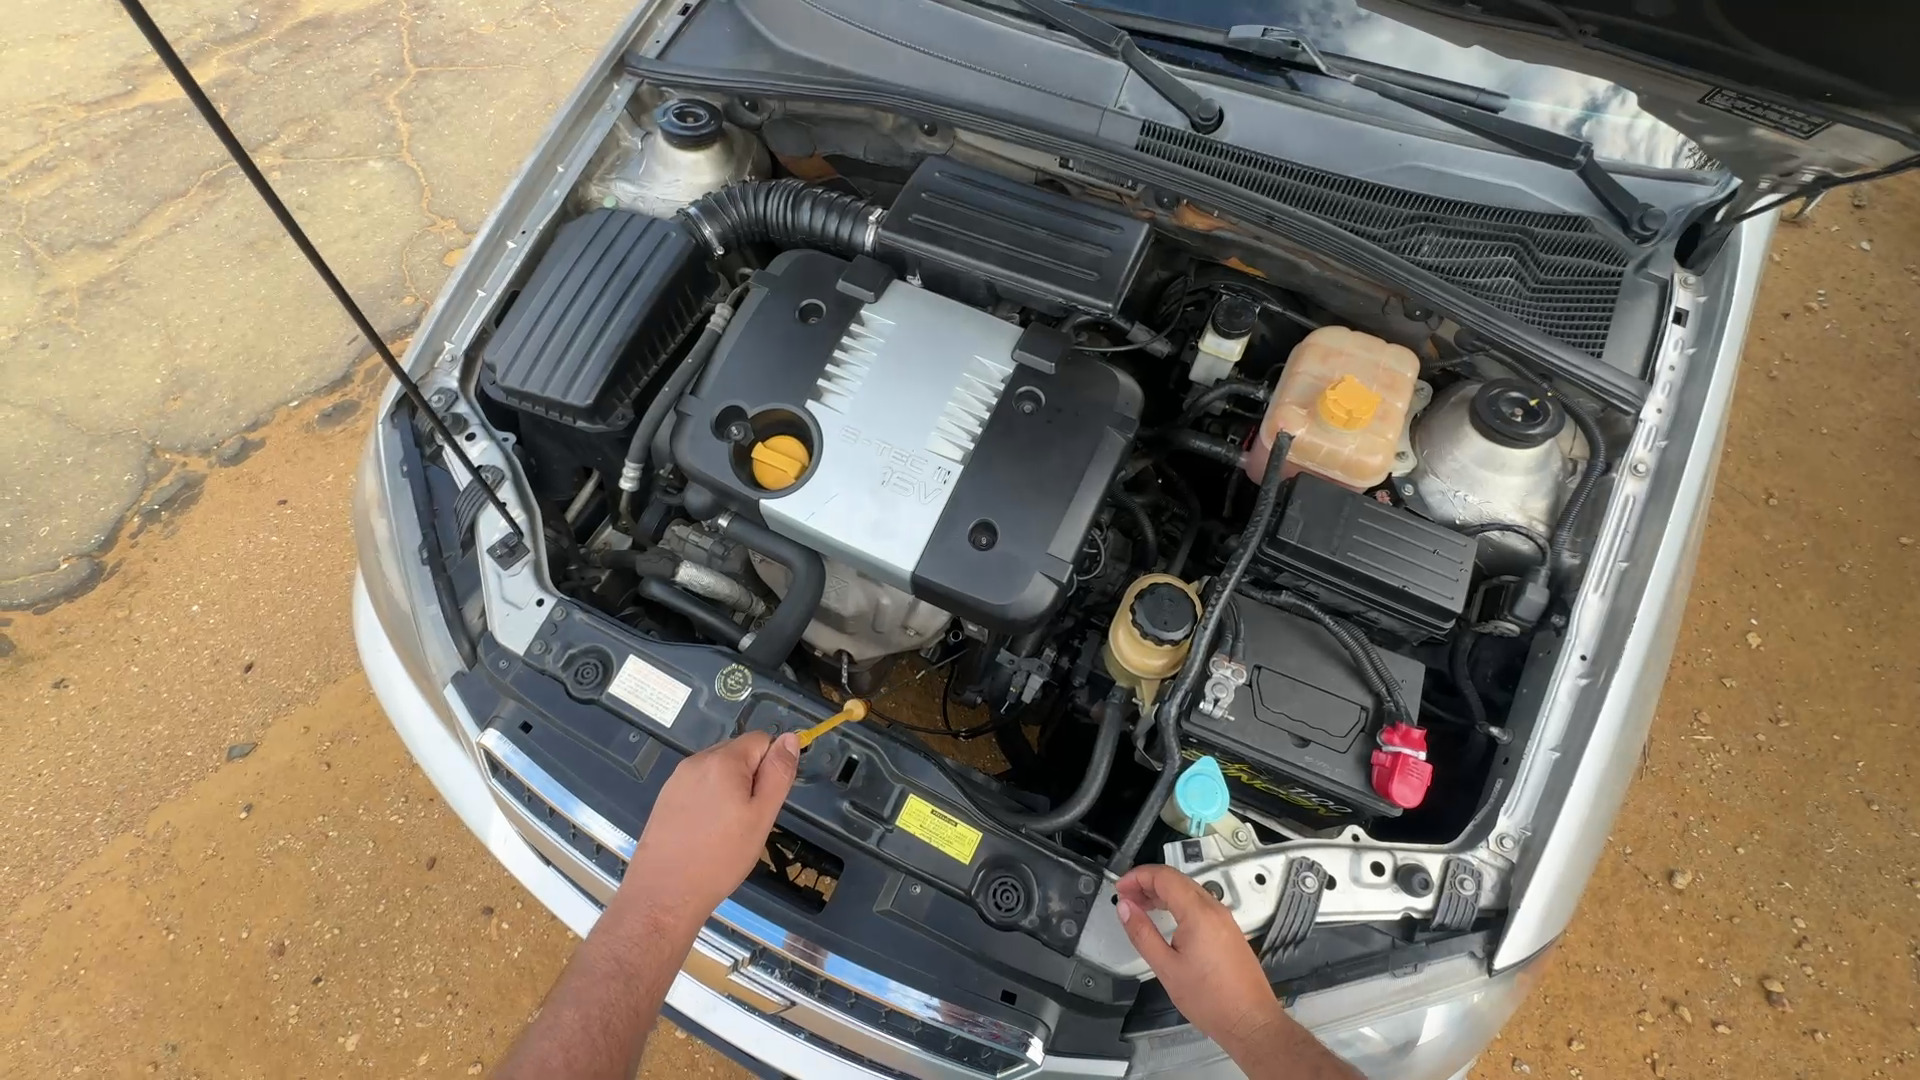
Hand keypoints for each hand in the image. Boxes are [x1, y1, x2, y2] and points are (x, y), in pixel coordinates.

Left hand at [618, 731, 799, 934]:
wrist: (663, 896)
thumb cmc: (720, 857)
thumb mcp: (761, 816)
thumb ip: (778, 773)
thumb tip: (791, 737)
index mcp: (723, 761)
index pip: (761, 740)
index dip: (770, 767)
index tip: (763, 802)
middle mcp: (696, 761)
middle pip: (738, 752)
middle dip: (749, 777)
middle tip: (747, 818)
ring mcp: (677, 779)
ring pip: (717, 770)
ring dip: (729, 789)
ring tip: (725, 828)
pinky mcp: (664, 798)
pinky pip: (698, 785)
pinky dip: (708, 800)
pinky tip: (704, 832)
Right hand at [1115, 864, 1287, 1058]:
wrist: (1252, 1024)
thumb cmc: (1212, 1000)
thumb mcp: (1167, 968)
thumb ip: (1142, 933)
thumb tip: (1124, 907)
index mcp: (1198, 912)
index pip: (1163, 876)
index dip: (1137, 877)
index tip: (1120, 888)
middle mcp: (1214, 908)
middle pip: (1175, 879)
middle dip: (1146, 883)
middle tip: (1126, 898)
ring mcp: (1224, 918)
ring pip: (1187, 890)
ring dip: (1161, 893)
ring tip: (1140, 907)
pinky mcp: (1228, 930)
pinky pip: (1198, 904)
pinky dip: (1177, 903)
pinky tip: (1165, 919)